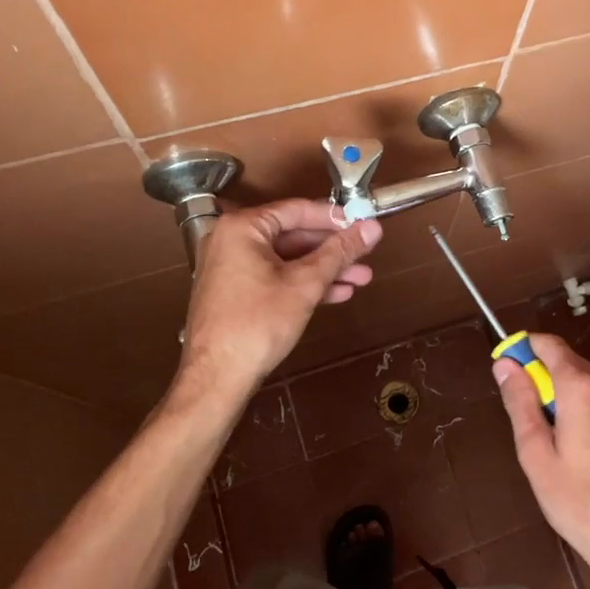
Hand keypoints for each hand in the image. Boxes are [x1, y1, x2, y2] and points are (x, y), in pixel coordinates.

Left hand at [181, 200, 381, 389]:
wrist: (217, 377)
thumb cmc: (257, 324)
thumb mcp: (305, 284)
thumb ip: (340, 252)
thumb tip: (372, 228)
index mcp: (242, 228)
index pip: (296, 210)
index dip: (334, 217)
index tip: (363, 224)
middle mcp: (231, 241)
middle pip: (292, 236)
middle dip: (333, 249)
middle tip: (366, 253)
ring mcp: (231, 268)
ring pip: (287, 260)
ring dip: (324, 269)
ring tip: (361, 278)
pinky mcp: (235, 293)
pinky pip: (275, 278)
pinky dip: (303, 284)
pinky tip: (336, 294)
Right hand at [494, 334, 589, 582]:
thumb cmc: (577, 501)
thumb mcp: (536, 453)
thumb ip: (520, 403)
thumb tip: (505, 365)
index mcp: (581, 389)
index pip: (550, 345)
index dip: (526, 347)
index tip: (508, 365)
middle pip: (570, 362)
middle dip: (544, 374)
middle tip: (525, 410)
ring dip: (566, 391)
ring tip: (551, 434)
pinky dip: (587, 406)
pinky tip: (580, 443)